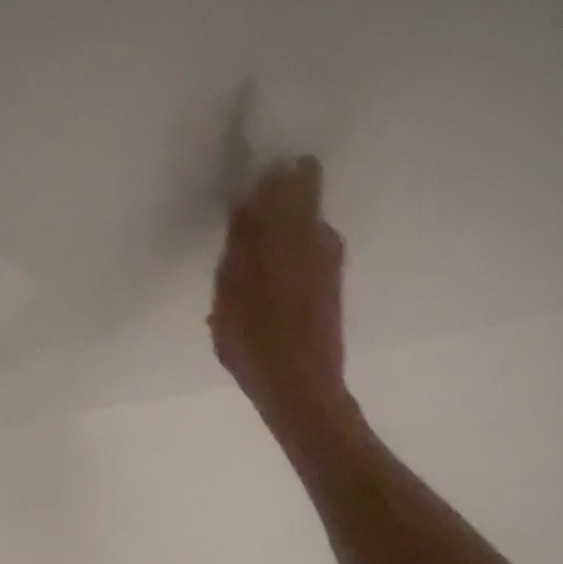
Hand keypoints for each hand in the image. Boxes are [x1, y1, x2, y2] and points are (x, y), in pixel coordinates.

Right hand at [209, 156, 347, 416]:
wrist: (302, 390)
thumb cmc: (257, 339)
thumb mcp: (231, 287)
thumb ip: (241, 238)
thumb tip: (248, 198)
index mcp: (297, 228)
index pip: (299, 173)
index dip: (273, 174)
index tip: (249, 191)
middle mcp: (322, 237)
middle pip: (299, 202)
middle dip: (270, 211)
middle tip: (238, 239)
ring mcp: (331, 265)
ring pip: (299, 234)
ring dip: (273, 244)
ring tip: (242, 278)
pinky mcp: (330, 291)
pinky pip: (303, 261)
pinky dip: (282, 269)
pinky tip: (259, 300)